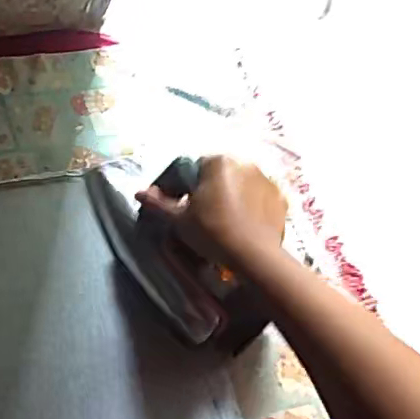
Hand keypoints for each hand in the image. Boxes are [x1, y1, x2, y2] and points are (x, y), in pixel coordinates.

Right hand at [136, 155, 286, 269]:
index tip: (170, 202)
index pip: (190, 167)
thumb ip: (157, 203)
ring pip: (236, 184)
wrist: (253, 254)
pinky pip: (255, 197)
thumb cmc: (210, 231)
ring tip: (214, 219)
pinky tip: (235, 224)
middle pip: (215, 174)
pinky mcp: (280, 197)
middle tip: (191, 212)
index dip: (175, 184)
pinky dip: (244, 205)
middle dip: (201, 189)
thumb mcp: (177, 219)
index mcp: (218, 163)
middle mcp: (245, 163)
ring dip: (223, 196)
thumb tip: (139, 192)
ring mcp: (266, 180)